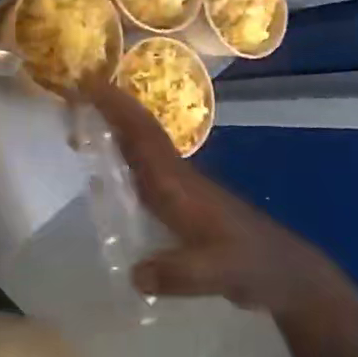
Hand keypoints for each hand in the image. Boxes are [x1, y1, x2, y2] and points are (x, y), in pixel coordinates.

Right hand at [82, 78, 355, 319]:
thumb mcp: (220, 273)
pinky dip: (119, 160)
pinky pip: (141, 172)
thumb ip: (180, 273)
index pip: (144, 137)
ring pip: (139, 150)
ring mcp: (178, 191)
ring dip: (111, 133)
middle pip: (138, 135)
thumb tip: (134, 274)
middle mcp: (175, 179)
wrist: (287, 274)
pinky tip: (102, 173)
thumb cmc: (255, 266)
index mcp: (180, 185)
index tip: (89, 82)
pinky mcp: (178, 206)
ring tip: (77, 127)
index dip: (118, 109)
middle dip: (107, 112)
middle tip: (71, 98)